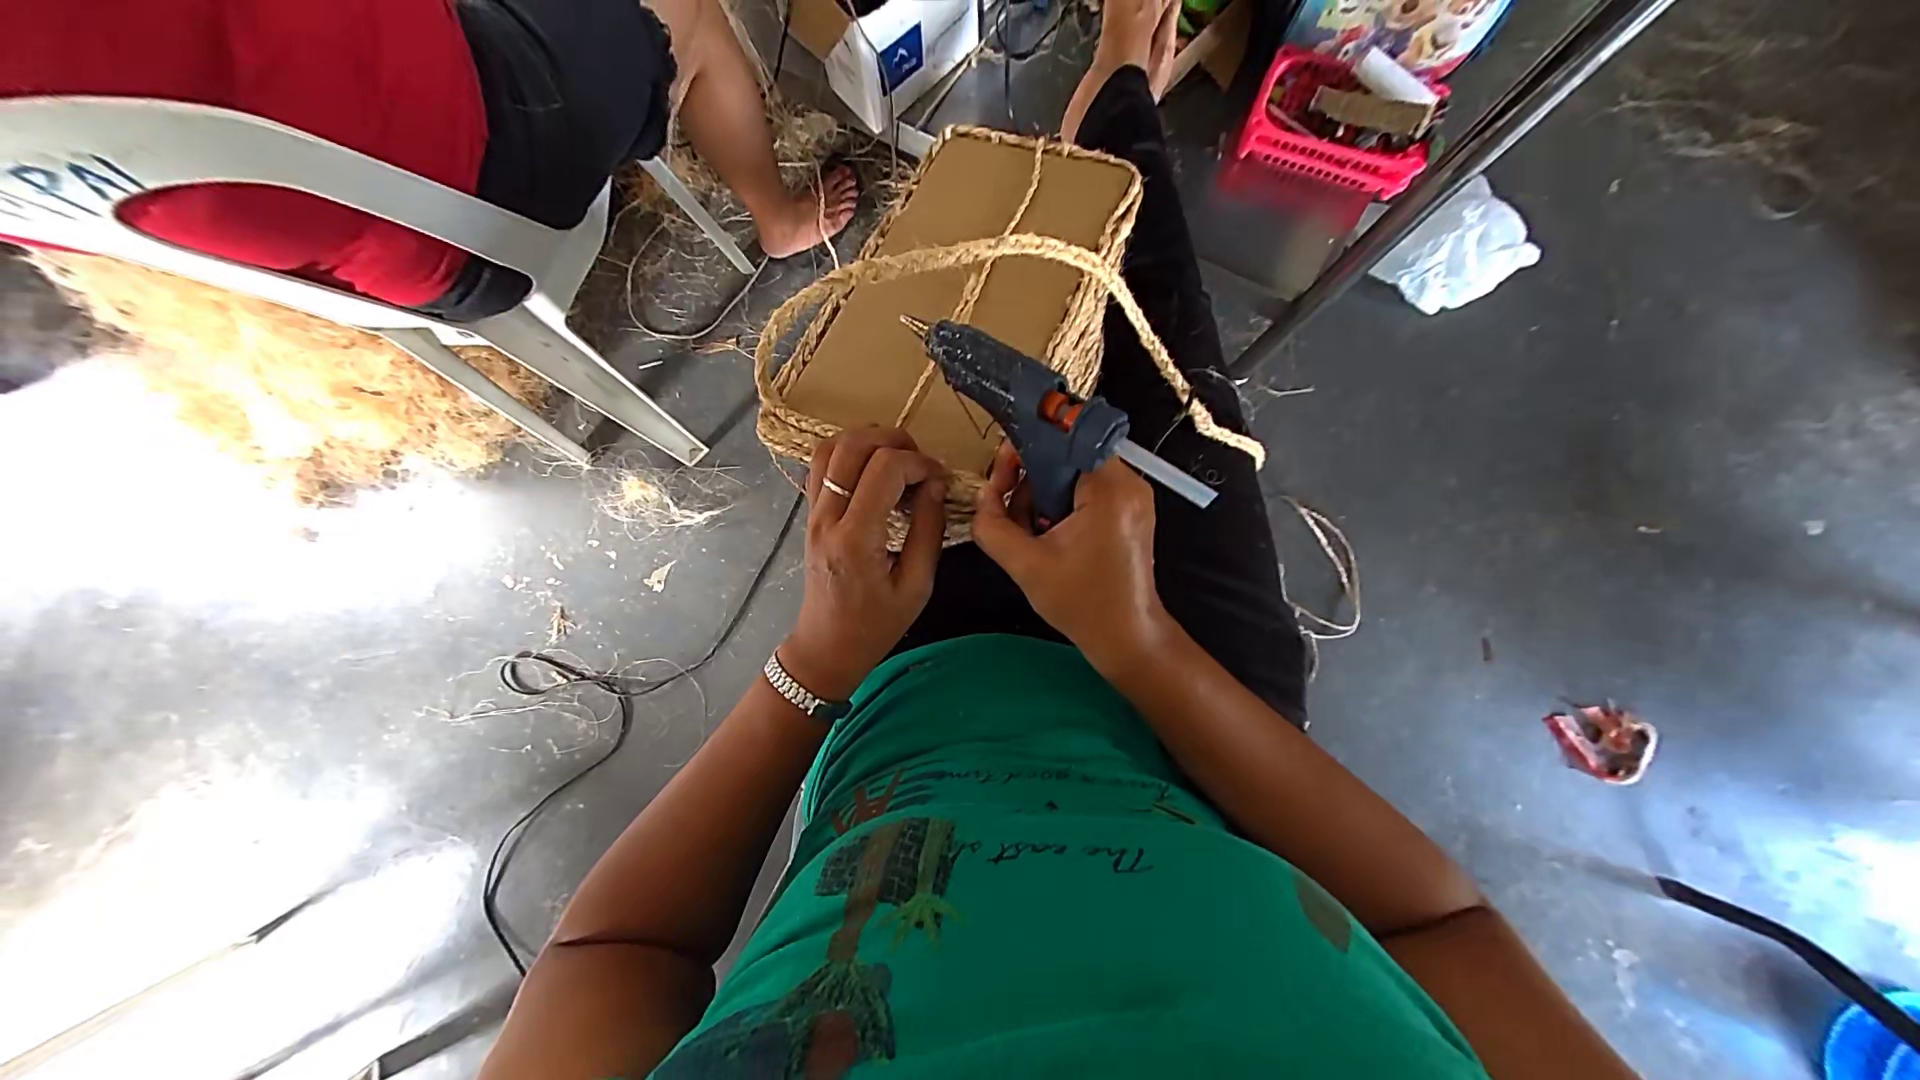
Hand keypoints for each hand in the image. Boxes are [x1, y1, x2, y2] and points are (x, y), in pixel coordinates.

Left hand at [780, 427, 947, 701]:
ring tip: (898, 459)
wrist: (827, 646)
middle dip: (894, 441)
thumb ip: (929, 530)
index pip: (886, 469)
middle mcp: (828, 518)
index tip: (940, 480)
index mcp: (856, 539)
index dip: (920, 463)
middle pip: (853, 446)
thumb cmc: (876, 625)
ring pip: (830, 447)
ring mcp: (813, 513)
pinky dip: (849, 454)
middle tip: (921, 463)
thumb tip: (937, 484)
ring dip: (868, 441)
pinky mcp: (810, 514)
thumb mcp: (917, 585)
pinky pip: (822, 465)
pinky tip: (875, 470)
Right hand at [970, 443, 1171, 671]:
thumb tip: (983, 496)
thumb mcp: (1025, 565)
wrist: (1127, 638)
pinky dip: (1061, 504)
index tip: (1004, 469)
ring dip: (1042, 493)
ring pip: (1074, 472)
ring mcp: (1132, 497)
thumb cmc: (1082, 604)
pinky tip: (1047, 533)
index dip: (1027, 446)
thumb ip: (992, 524)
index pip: (1066, 436)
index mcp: (1109, 489)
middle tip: (1006, 503)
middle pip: (1067, 454)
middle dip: (1031, 476)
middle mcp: (1128, 484)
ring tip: (1029, 529)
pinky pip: (1087, 490)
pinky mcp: (1129, 511)